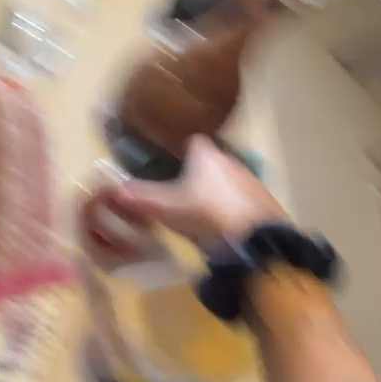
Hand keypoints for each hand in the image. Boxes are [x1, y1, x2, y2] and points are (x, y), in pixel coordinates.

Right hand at [81, 137, 287, 262]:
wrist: (256, 240)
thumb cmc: (206, 214)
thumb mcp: (166, 207)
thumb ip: (140, 197)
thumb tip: (113, 189)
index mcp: (207, 156)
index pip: (193, 142)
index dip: (181, 151)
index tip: (169, 165)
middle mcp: (231, 161)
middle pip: (211, 162)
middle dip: (198, 174)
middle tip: (180, 194)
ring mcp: (252, 181)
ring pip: (228, 181)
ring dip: (217, 193)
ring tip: (201, 214)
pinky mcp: (266, 203)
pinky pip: (243, 200)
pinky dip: (232, 209)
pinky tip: (223, 227)